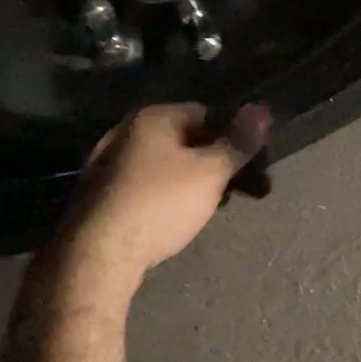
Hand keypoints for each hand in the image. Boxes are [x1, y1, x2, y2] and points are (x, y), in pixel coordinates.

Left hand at [59, 102, 271, 284]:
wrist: (98, 252)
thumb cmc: (160, 204)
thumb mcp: (209, 173)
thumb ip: (237, 142)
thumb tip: (263, 109)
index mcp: (151, 118)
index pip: (204, 112)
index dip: (232, 135)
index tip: (250, 163)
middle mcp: (124, 132)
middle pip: (180, 139)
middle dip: (210, 162)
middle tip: (234, 190)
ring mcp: (105, 163)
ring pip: (160, 164)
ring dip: (187, 182)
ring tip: (207, 208)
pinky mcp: (97, 194)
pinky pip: (141, 186)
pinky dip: (162, 196)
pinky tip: (171, 218)